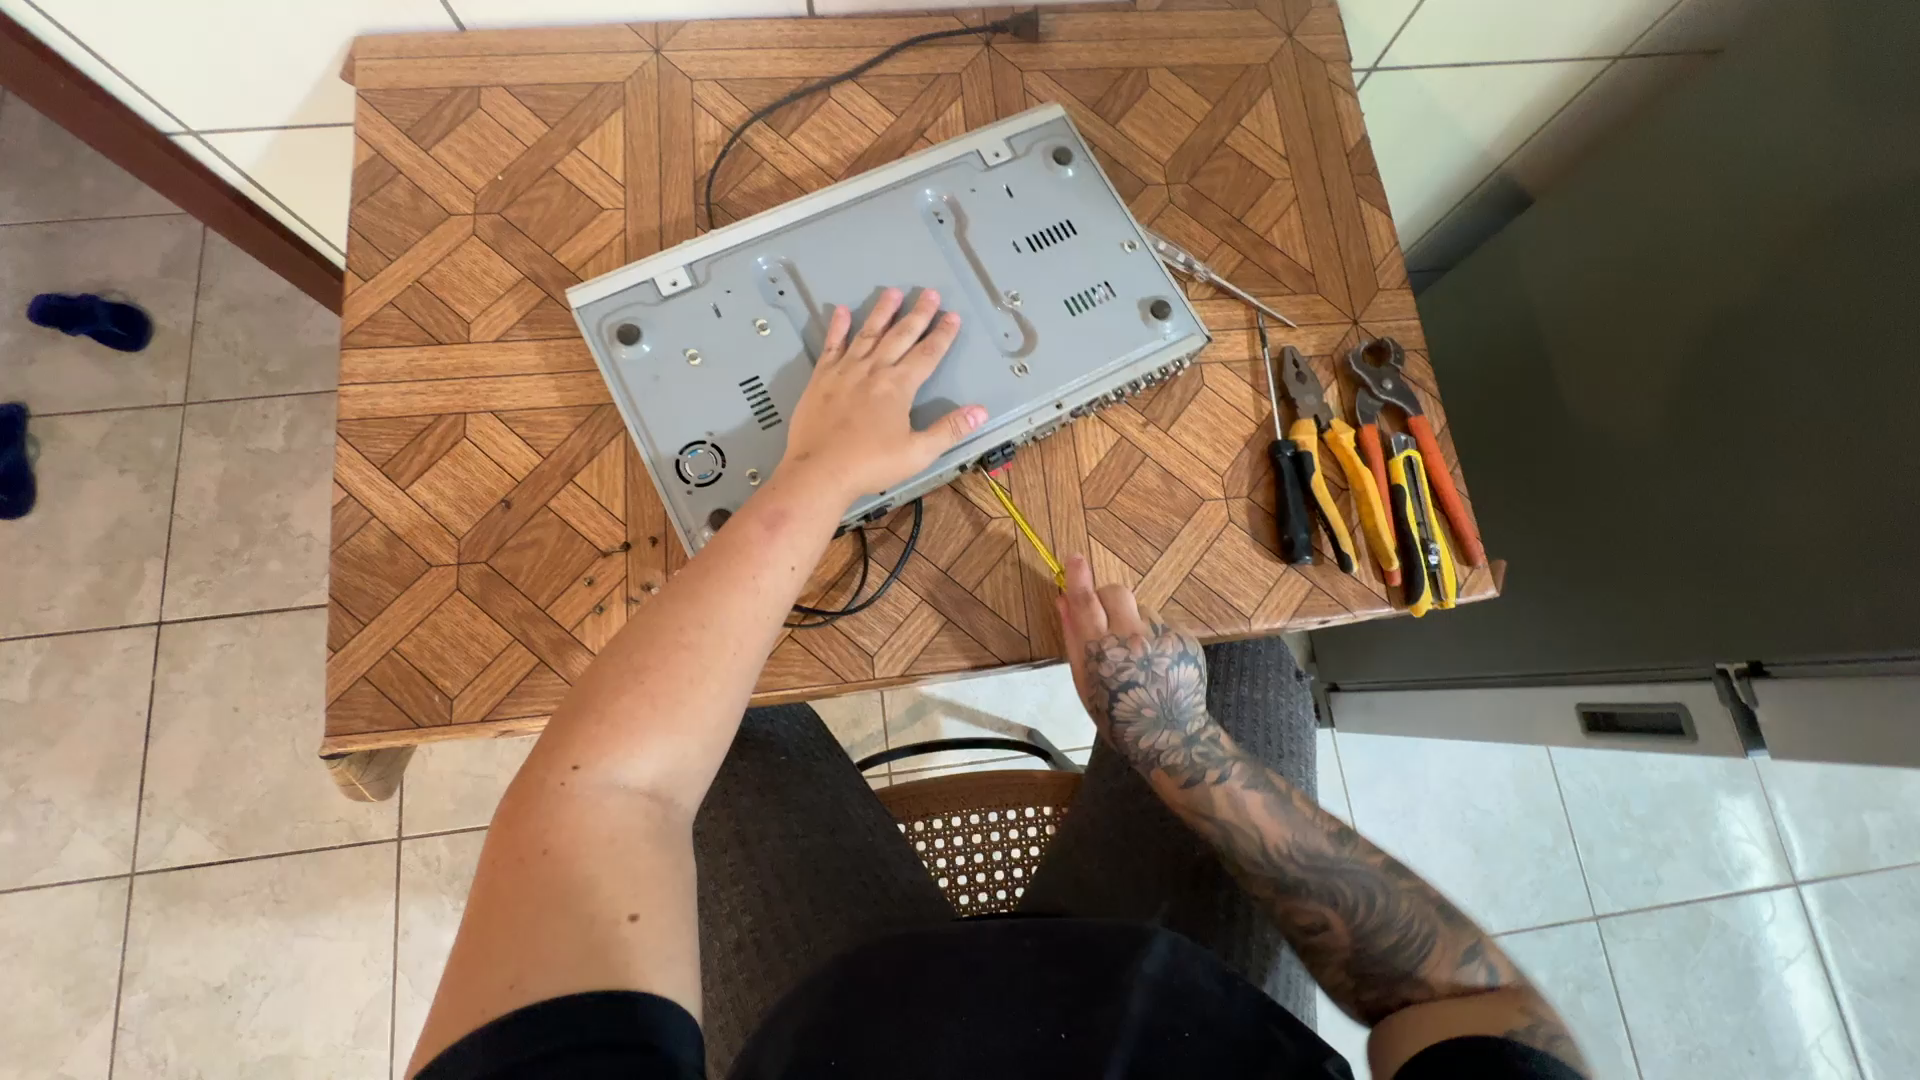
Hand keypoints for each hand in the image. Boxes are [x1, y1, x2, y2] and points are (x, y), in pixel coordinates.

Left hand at [779, 287, 986, 504]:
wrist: (818, 471)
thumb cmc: (870, 465)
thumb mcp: (917, 453)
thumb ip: (948, 429)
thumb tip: (980, 411)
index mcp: (898, 386)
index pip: (927, 354)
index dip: (942, 335)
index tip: (952, 317)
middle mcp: (873, 370)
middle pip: (900, 335)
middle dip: (918, 314)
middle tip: (930, 294)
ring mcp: (844, 371)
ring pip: (867, 332)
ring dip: (882, 312)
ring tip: (893, 292)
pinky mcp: (821, 378)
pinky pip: (831, 345)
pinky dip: (837, 327)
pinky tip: (841, 311)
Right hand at [1057, 555, 1226, 779]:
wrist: (1171, 737)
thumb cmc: (1117, 715)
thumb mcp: (1084, 683)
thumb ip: (1073, 638)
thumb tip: (1062, 600)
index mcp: (1101, 651)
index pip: (1085, 603)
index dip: (1078, 577)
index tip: (1075, 558)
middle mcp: (1131, 638)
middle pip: (1115, 593)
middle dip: (1106, 597)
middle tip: (1106, 618)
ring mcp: (1161, 637)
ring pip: (1140, 609)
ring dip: (1133, 621)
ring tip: (1137, 655)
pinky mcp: (1183, 639)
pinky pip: (1162, 624)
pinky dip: (1155, 636)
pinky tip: (1156, 663)